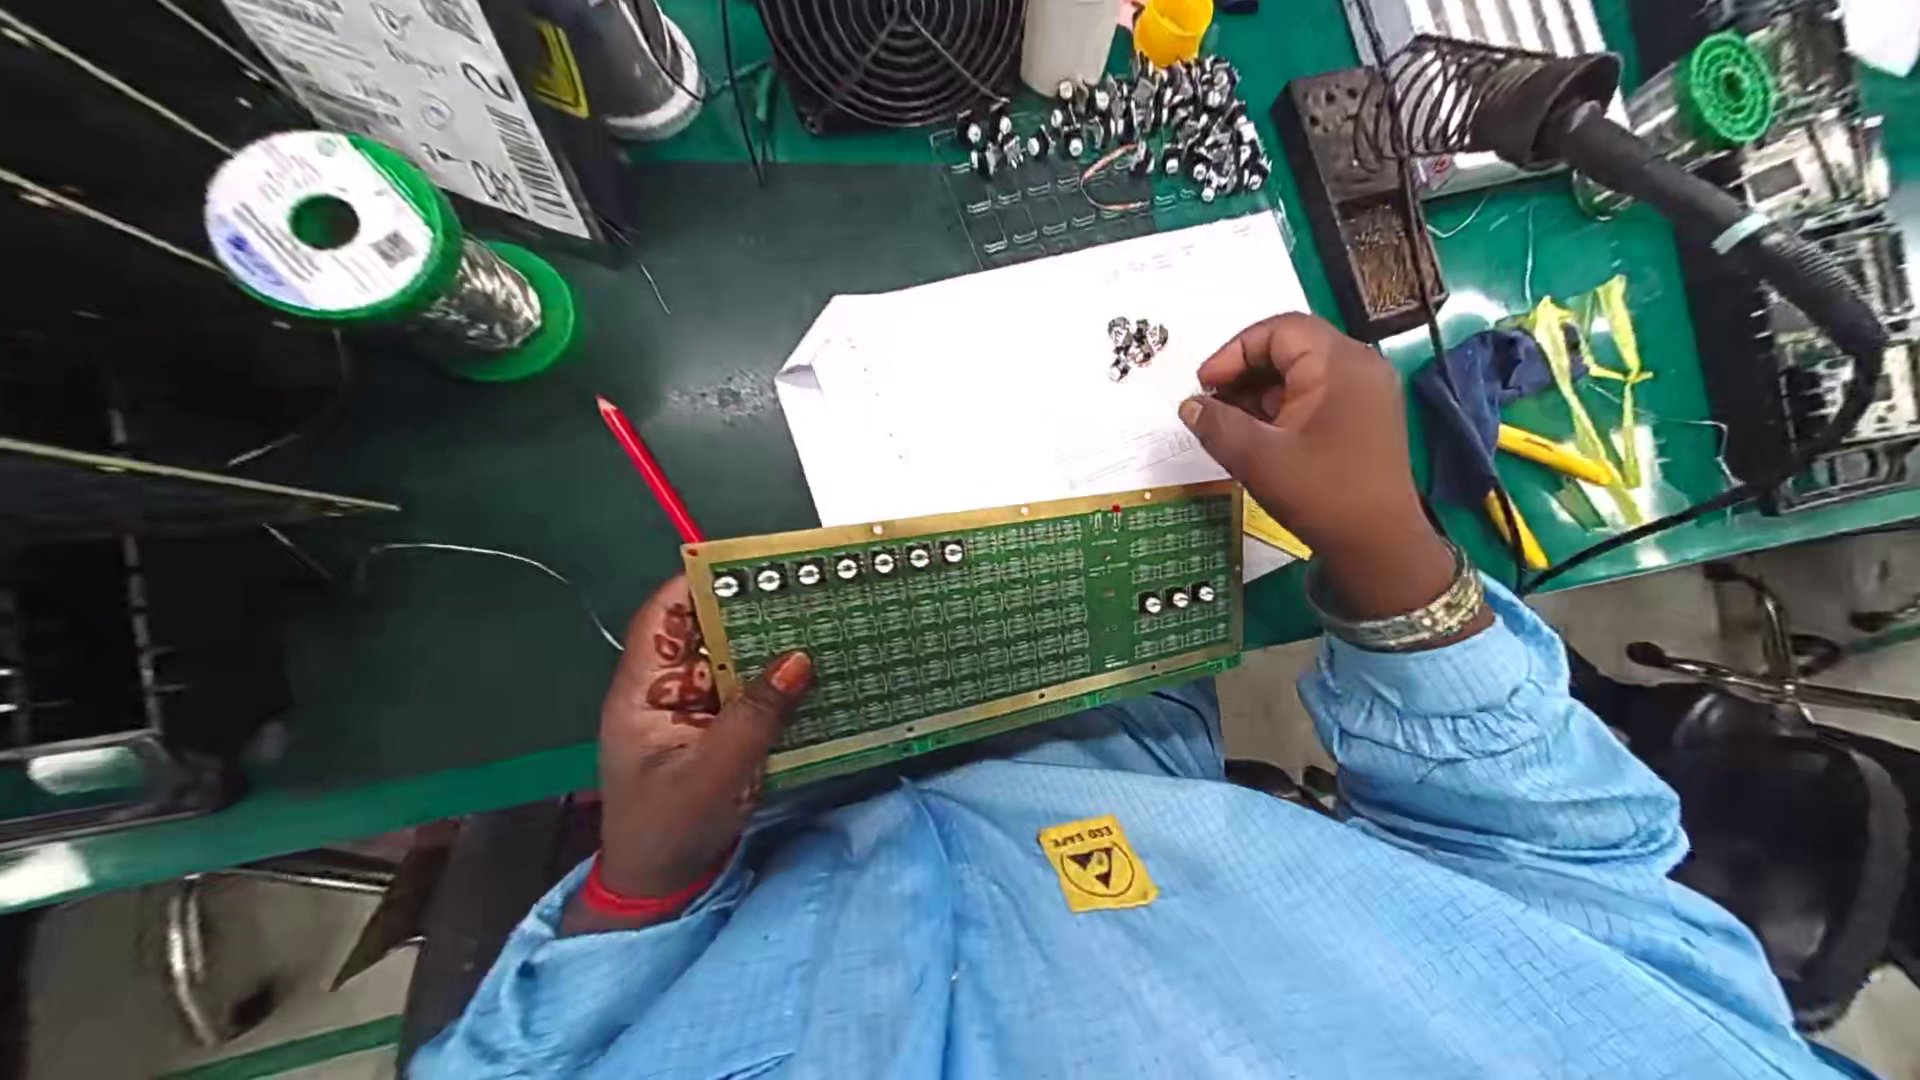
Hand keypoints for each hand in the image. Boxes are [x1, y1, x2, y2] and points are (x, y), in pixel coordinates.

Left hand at [590, 575, 811, 905]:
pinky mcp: (722, 725)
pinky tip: (808, 667)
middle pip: (706, 630)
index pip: (662, 617)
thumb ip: (757, 714)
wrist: (665, 885)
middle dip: (746, 608)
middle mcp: (669, 689)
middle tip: (796, 588)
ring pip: (734, 658)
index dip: (696, 583)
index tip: (745, 563)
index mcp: (643, 691)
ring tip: (812, 619)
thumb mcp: (714, 772)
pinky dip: (777, 677)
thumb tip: (800, 658)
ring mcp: (698, 707)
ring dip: (768, 642)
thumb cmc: (669, 830)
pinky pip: (751, 688)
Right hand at [1179, 314, 1422, 553]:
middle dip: (1242, 372)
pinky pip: (1310, 396)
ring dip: (1256, 392)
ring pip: (1297, 373)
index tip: (1204, 384)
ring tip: (1225, 422)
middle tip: (1210, 402)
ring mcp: (1362, 393)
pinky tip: (1252, 434)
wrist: (1377, 544)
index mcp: (1340, 365)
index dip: (1234, 351)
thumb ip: (1216, 424)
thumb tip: (1190, 405)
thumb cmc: (1321, 494)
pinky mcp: (1358, 417)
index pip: (1279, 330)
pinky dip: (1276, 407)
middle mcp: (1358, 368)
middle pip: (1289, 348)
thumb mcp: (1257, 457)